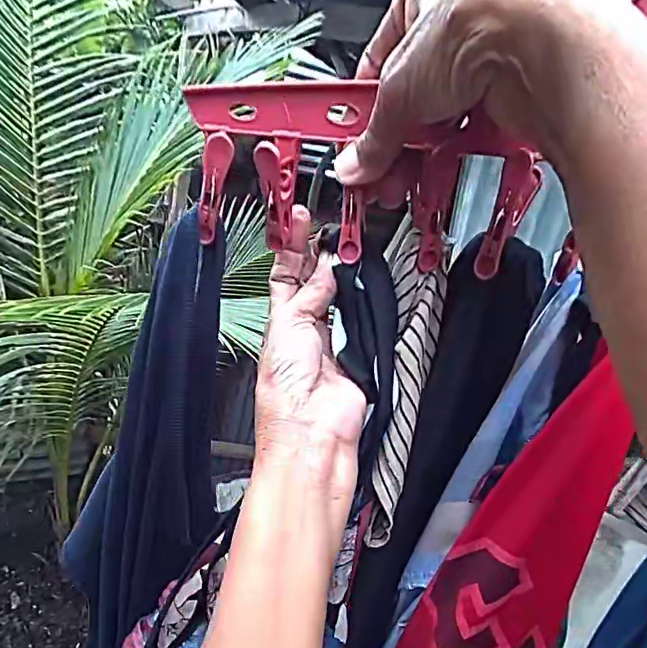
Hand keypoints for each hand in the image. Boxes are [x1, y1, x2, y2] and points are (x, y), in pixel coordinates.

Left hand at [255, 206, 366, 465]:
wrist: (313, 428)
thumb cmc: (285, 393)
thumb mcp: (289, 327)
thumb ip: (309, 295)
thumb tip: (324, 267)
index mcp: (282, 323)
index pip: (287, 275)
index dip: (292, 247)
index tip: (299, 219)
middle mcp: (309, 331)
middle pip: (317, 283)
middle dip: (321, 254)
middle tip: (326, 225)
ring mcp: (336, 342)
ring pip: (342, 298)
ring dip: (344, 276)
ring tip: (345, 247)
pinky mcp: (360, 355)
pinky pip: (365, 322)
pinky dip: (365, 305)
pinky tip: (364, 284)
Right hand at [332, 0, 630, 186]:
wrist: (549, 44)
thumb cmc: (482, 21)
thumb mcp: (401, 87)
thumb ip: (374, 136)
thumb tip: (355, 163)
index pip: (377, 63)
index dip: (359, 112)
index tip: (349, 147)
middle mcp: (461, 17)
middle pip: (412, 99)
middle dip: (390, 146)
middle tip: (374, 178)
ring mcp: (490, 56)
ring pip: (444, 120)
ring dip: (420, 159)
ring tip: (404, 183)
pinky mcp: (516, 93)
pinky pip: (474, 133)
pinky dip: (456, 156)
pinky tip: (440, 172)